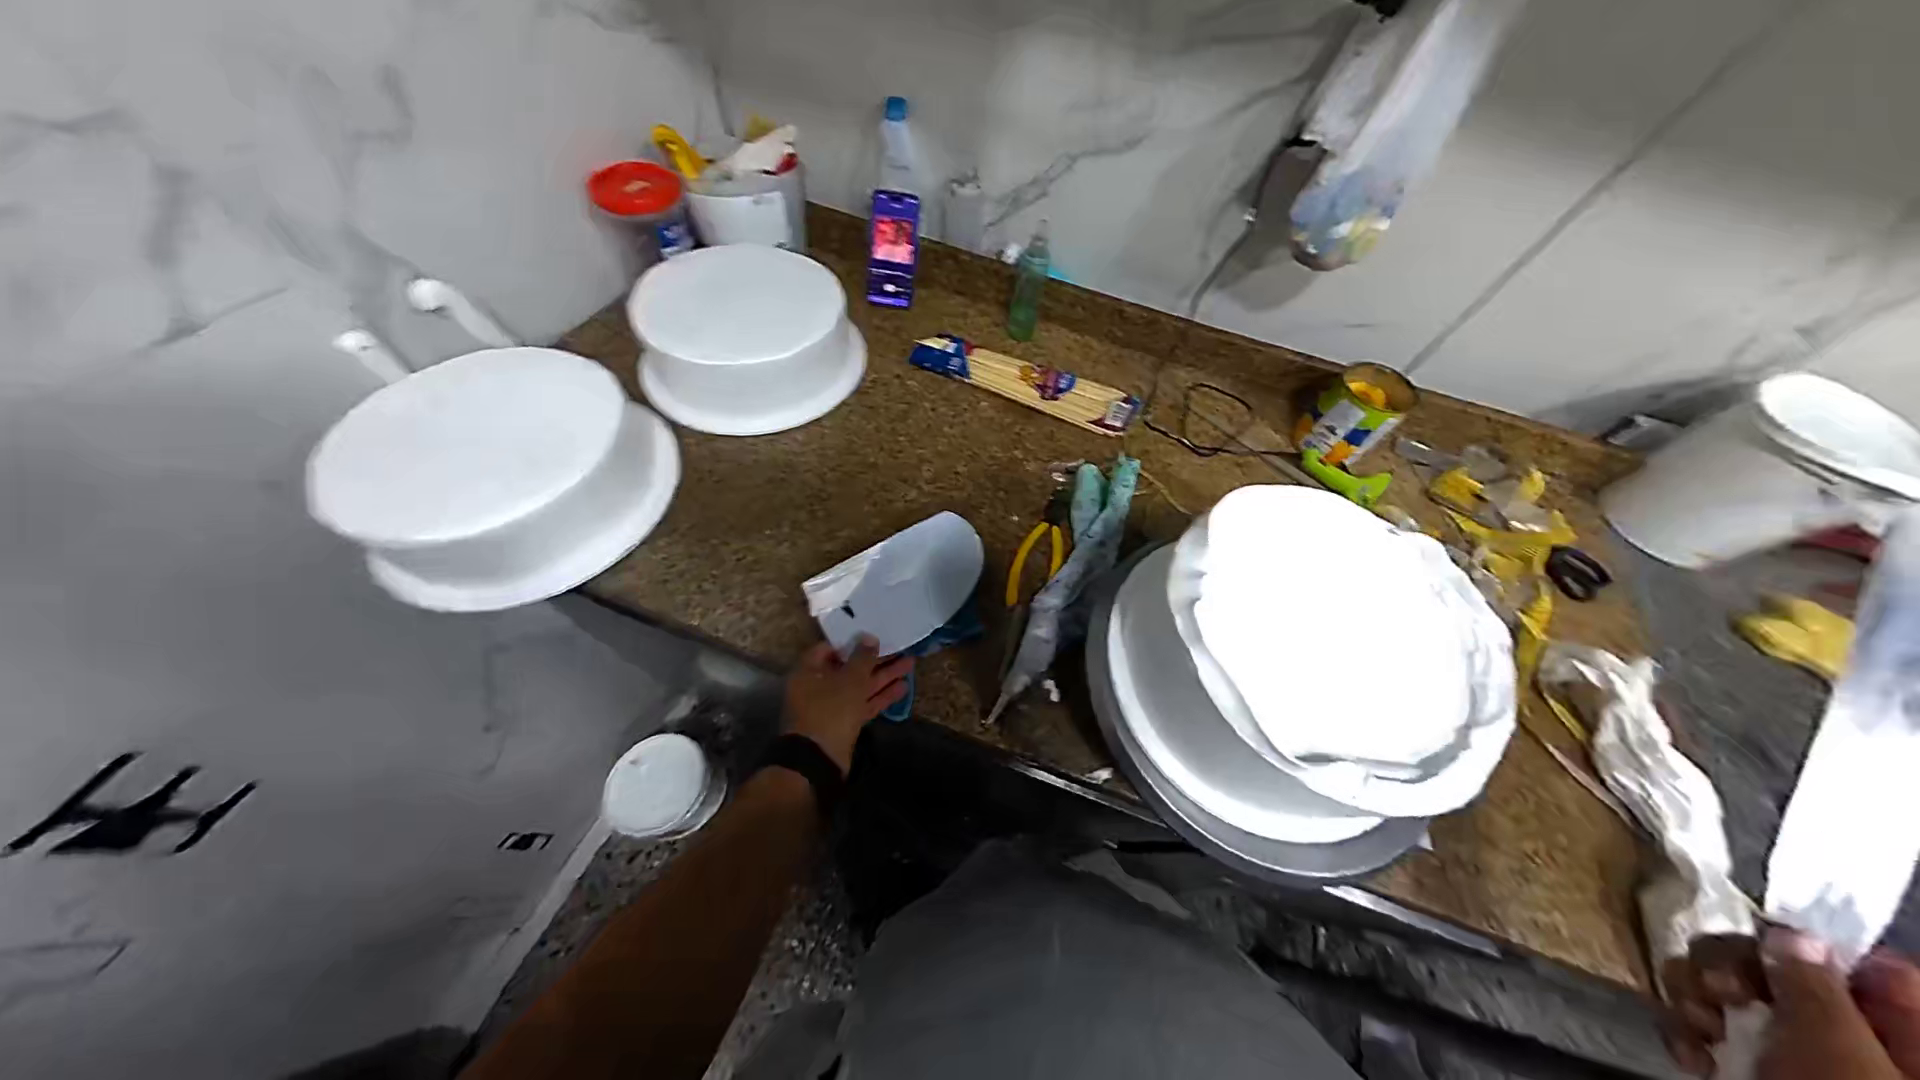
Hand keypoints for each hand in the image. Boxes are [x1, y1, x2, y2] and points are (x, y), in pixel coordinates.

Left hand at [782, 637, 911, 774]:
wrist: (820, 760)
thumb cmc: (830, 710)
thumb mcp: (849, 680)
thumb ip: (862, 657)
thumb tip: (869, 637)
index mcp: (809, 671)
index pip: (828, 649)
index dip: (851, 642)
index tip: (872, 637)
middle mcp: (818, 686)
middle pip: (849, 667)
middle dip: (875, 660)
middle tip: (900, 649)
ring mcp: (832, 706)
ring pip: (860, 686)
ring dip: (883, 677)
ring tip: (910, 664)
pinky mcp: (844, 722)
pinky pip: (863, 704)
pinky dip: (881, 696)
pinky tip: (902, 688)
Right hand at [1664, 928, 1919, 1078]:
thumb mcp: (1840, 1055)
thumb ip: (1816, 988)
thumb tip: (1791, 932)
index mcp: (1905, 1035)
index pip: (1865, 963)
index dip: (1804, 944)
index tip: (1758, 946)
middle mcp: (1853, 1040)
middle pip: (1779, 968)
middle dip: (1727, 969)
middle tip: (1717, 993)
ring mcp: (1795, 1059)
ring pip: (1730, 992)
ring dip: (1696, 998)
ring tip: (1698, 1029)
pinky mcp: (1747, 1069)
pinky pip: (1707, 1027)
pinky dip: (1687, 1032)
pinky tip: (1689, 1054)